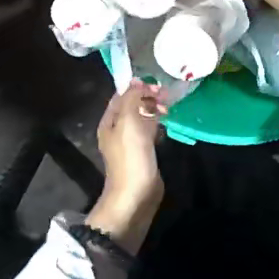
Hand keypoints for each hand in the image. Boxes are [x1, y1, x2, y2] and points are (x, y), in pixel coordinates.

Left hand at [88, 83, 165, 252]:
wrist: (136, 194)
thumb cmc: (131, 156)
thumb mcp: (129, 121)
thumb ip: (133, 99)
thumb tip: (139, 83)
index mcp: (109, 121)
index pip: (121, 95)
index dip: (137, 86)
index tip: (156, 83)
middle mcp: (117, 130)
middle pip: (132, 106)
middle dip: (147, 97)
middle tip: (166, 95)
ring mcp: (130, 142)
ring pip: (142, 118)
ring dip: (153, 110)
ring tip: (168, 107)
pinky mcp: (142, 153)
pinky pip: (149, 132)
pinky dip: (157, 124)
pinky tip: (167, 124)